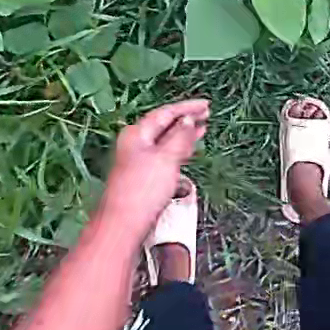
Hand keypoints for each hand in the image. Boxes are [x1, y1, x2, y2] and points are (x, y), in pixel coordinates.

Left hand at [96, 99, 208, 237]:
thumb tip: (188, 120)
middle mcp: (135, 143)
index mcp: (137, 133)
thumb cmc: (144, 189)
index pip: (165, 113)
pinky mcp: (142, 176)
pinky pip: (164, 154)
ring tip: (201, 129)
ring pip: (164, 140)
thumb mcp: (167, 158)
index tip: (206, 105)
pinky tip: (187, 151)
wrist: (123, 224)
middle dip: (185, 119)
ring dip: (183, 134)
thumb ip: (179, 137)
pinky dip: (178, 149)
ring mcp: (137, 159)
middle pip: (163, 125)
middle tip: (206, 114)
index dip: (187, 108)